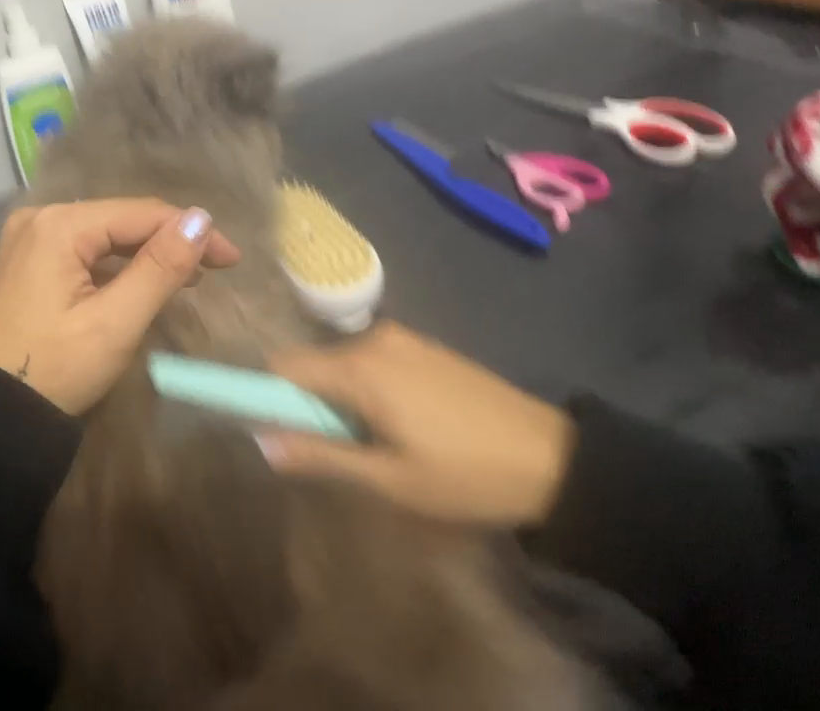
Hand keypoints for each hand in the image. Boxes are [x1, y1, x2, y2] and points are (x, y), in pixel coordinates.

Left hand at [0, 199, 240, 414]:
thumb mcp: (115, 322)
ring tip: (189, 276)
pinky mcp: (27, 261)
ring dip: (145, 252)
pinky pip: (83, 250)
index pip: (140, 213)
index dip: (192, 230)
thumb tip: (201, 219)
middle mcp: (40, 218)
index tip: (234, 259)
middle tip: (217, 267)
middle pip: (120, 218)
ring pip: (103, 234)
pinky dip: (116, 264)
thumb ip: (160, 267)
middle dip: (170, 239)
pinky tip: (143, 280)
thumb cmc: (55, 368)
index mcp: (58, 225)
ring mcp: (29, 239)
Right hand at [257, 322, 574, 526]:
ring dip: (341, 400)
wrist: (558, 460)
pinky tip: (403, 426)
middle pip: (312, 365)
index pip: (282, 366)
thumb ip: (320, 456)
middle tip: (339, 453)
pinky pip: (372, 362)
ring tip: (376, 445)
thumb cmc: (465, 475)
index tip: (273, 431)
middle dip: (308, 404)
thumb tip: (261, 441)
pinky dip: (367, 389)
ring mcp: (404, 340)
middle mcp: (375, 340)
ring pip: (342, 365)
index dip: (265, 395)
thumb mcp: (388, 480)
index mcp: (359, 368)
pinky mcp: (426, 348)